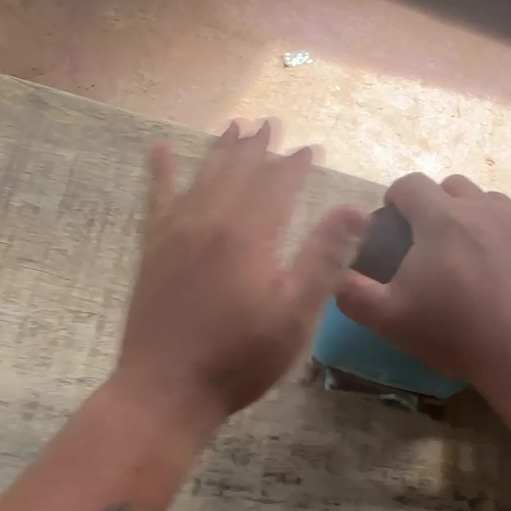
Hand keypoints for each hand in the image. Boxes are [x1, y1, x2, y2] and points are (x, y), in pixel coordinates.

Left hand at [112, 120, 367, 431]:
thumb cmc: (241, 357)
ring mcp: (177, 231)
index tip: (311, 147)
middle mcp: (212, 219)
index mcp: (251, 234)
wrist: (168, 388)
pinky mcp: (154, 247)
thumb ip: (324, 258)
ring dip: (222, 149)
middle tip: (272, 123)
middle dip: (260, 146)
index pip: (280, 184)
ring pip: (203, 175)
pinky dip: (161, 171)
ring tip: (235, 125)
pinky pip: (158, 196)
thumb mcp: (296, 314)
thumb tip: (356, 209)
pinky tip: (161, 149)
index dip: (297, 163)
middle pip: (240, 170)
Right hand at [335, 173, 510, 394]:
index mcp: (441, 219)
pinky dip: (502, 237)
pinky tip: (501, 272)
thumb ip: (353, 292)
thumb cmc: (453, 334)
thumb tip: (336, 274)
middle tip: (427, 242)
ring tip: (466, 253)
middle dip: (433, 204)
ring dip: (470, 216)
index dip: (395, 198)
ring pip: (487, 201)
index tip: (392, 222)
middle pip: (450, 185)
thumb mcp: (389, 319)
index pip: (410, 184)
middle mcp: (482, 208)